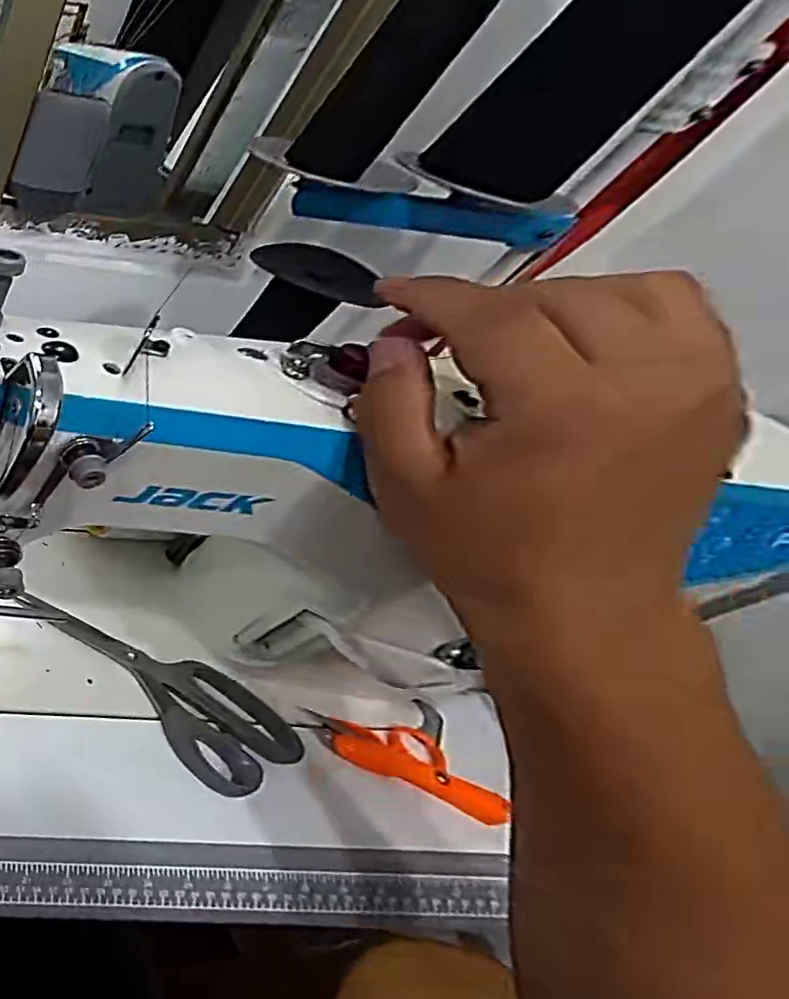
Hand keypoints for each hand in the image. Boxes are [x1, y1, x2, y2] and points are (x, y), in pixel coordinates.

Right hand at [352, 273, 745, 634]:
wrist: (577, 603)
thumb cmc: (486, 551)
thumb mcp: (405, 482)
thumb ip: (388, 404)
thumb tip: (391, 346)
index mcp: (563, 409)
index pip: (494, 316)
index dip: (432, 298)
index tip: (395, 296)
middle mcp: (648, 384)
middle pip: (556, 296)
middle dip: (480, 304)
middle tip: (427, 333)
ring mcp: (696, 385)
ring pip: (627, 289)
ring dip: (548, 299)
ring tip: (497, 333)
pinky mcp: (716, 394)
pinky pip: (678, 312)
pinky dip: (615, 307)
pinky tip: (567, 338)